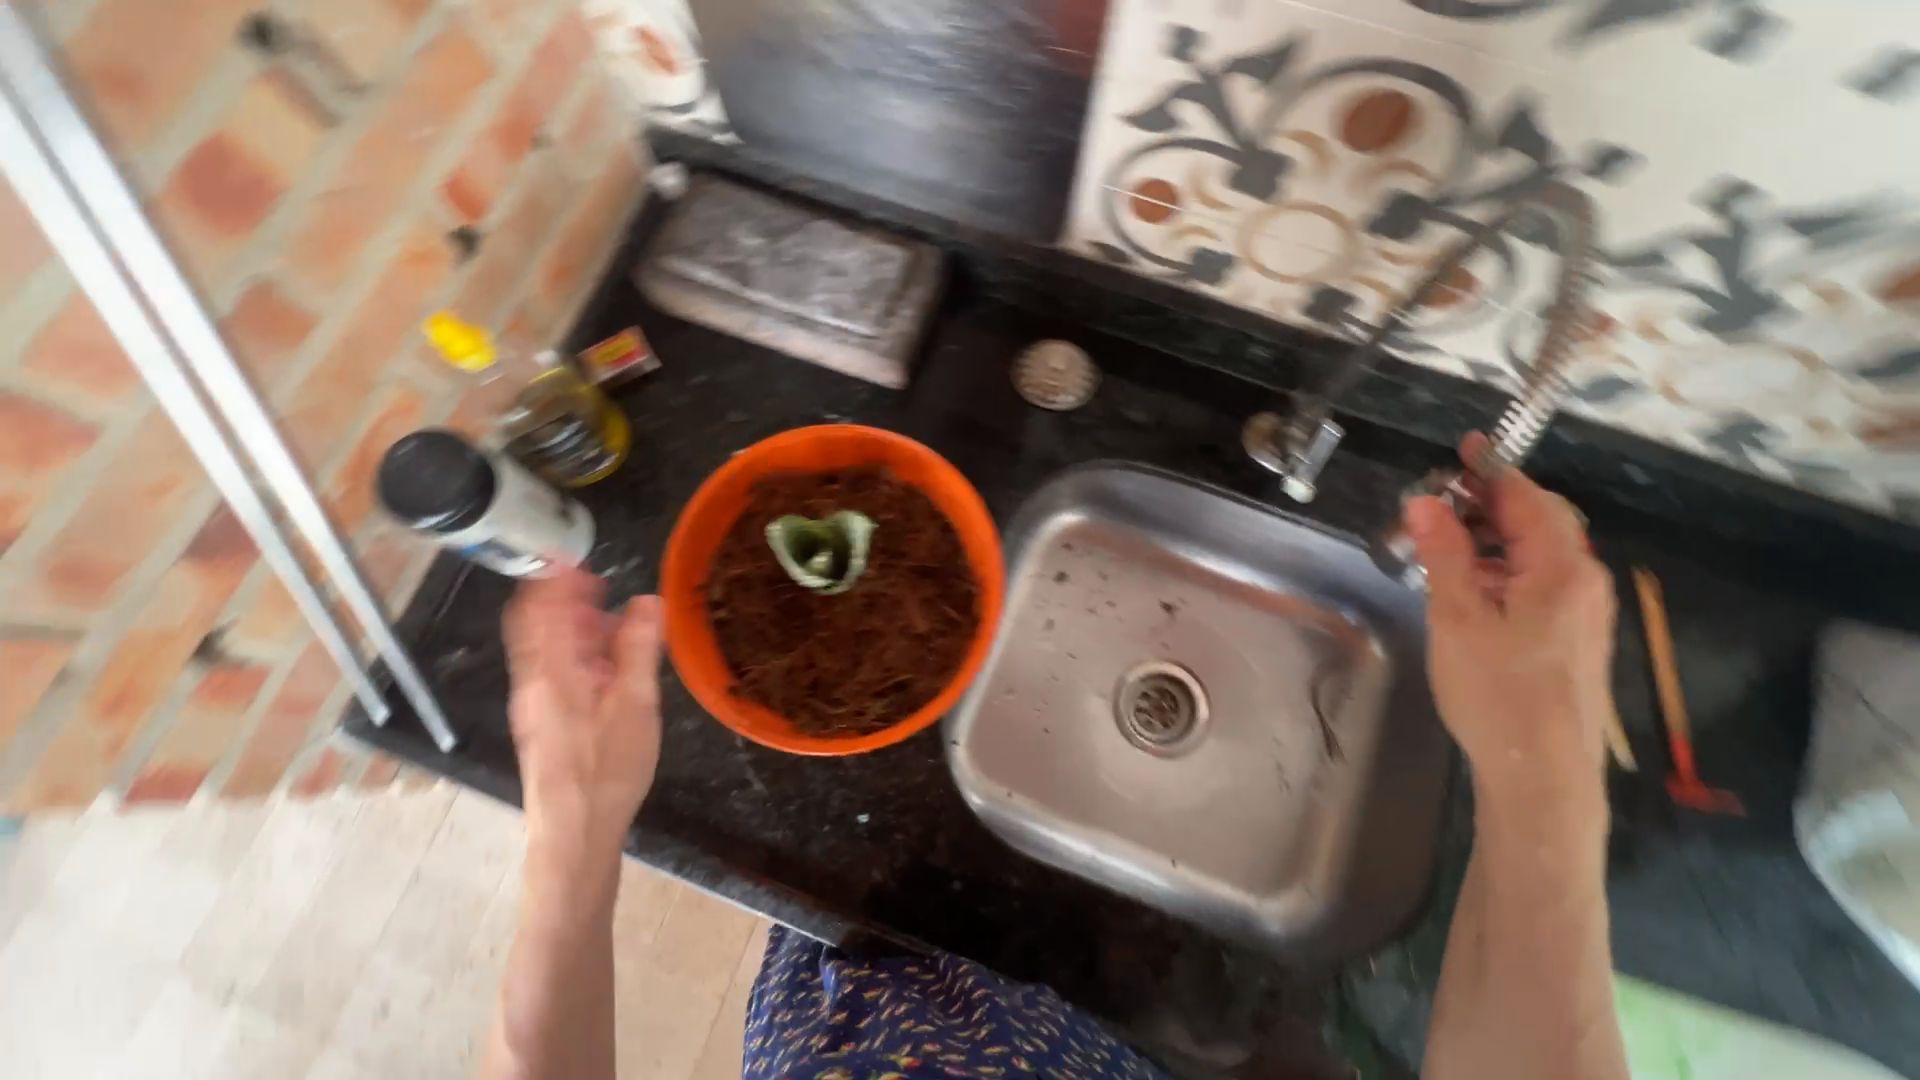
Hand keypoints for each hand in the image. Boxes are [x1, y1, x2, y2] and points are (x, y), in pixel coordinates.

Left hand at [502, 565, 663, 857]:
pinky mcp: (544, 725)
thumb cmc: (607, 768)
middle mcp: (533, 683)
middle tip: (600, 585)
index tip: (571, 553)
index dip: (552, 577)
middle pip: (537, 627)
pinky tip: (608, 667)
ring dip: (574, 628)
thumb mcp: (635, 703)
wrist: (575, 834)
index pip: (539, 609)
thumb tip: (647, 601)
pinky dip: (577, 656)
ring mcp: (535, 706)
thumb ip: (639, 648)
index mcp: (550, 672)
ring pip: (547, 652)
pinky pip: (555, 674)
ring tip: (613, 623)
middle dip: (565, 600)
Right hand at [1406, 437, 1617, 803]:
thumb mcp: (1456, 616)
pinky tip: (1471, 584)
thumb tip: (1424, 501)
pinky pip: (1541, 580)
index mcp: (1560, 569)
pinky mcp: (1575, 636)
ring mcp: (1584, 611)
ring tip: (1443, 542)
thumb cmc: (1495, 690)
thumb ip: (1443, 553)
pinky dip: (1504, 565)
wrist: (1541, 771)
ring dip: (1493, 536)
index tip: (1464, 446)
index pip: (1527, 499)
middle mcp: (1583, 581)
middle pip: (1540, 521)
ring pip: (1539, 552)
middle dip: (1491, 502)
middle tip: (1439, 498)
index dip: (1493, 469)